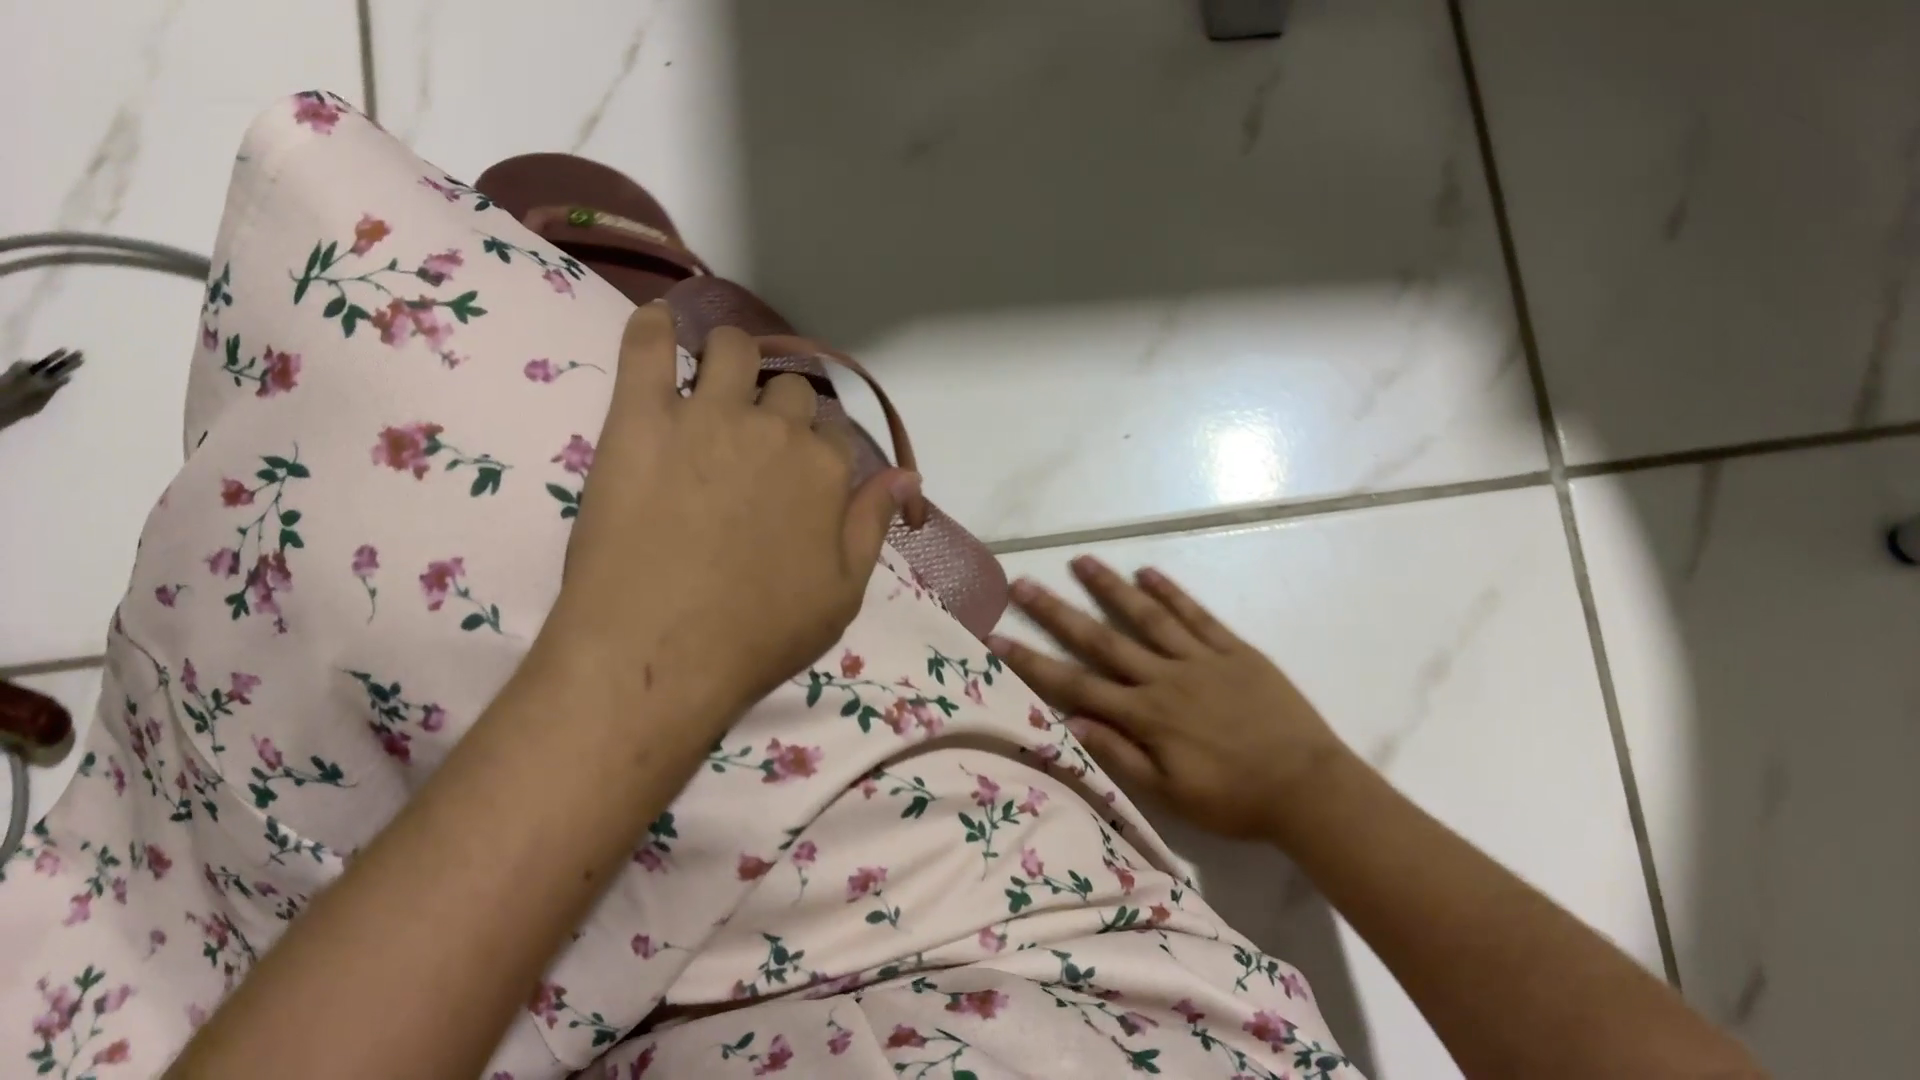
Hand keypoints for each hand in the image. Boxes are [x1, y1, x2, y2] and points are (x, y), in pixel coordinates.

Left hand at [543, 301, 919, 723]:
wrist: (657, 654)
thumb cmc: (757, 635)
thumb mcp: (842, 594)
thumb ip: (872, 524)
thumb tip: (906, 474)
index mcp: (827, 470)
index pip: (834, 431)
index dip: (818, 448)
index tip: (798, 473)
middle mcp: (776, 429)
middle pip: (789, 388)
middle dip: (780, 408)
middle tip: (752, 446)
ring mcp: (706, 416)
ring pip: (733, 351)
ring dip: (733, 360)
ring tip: (714, 386)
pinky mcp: (640, 417)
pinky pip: (647, 345)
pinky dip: (656, 327)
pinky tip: (660, 324)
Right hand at [988, 556, 1351, 841]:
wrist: (1308, 787)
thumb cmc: (1234, 800)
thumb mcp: (1169, 794)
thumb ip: (1119, 754)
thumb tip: (1068, 722)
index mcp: (1145, 715)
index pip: (1075, 684)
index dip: (1032, 661)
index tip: (996, 637)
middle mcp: (1164, 677)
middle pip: (1101, 638)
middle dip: (1057, 612)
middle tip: (1023, 584)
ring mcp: (1200, 658)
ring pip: (1146, 615)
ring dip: (1110, 587)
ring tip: (1080, 560)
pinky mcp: (1234, 651)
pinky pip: (1196, 615)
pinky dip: (1171, 592)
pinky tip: (1147, 573)